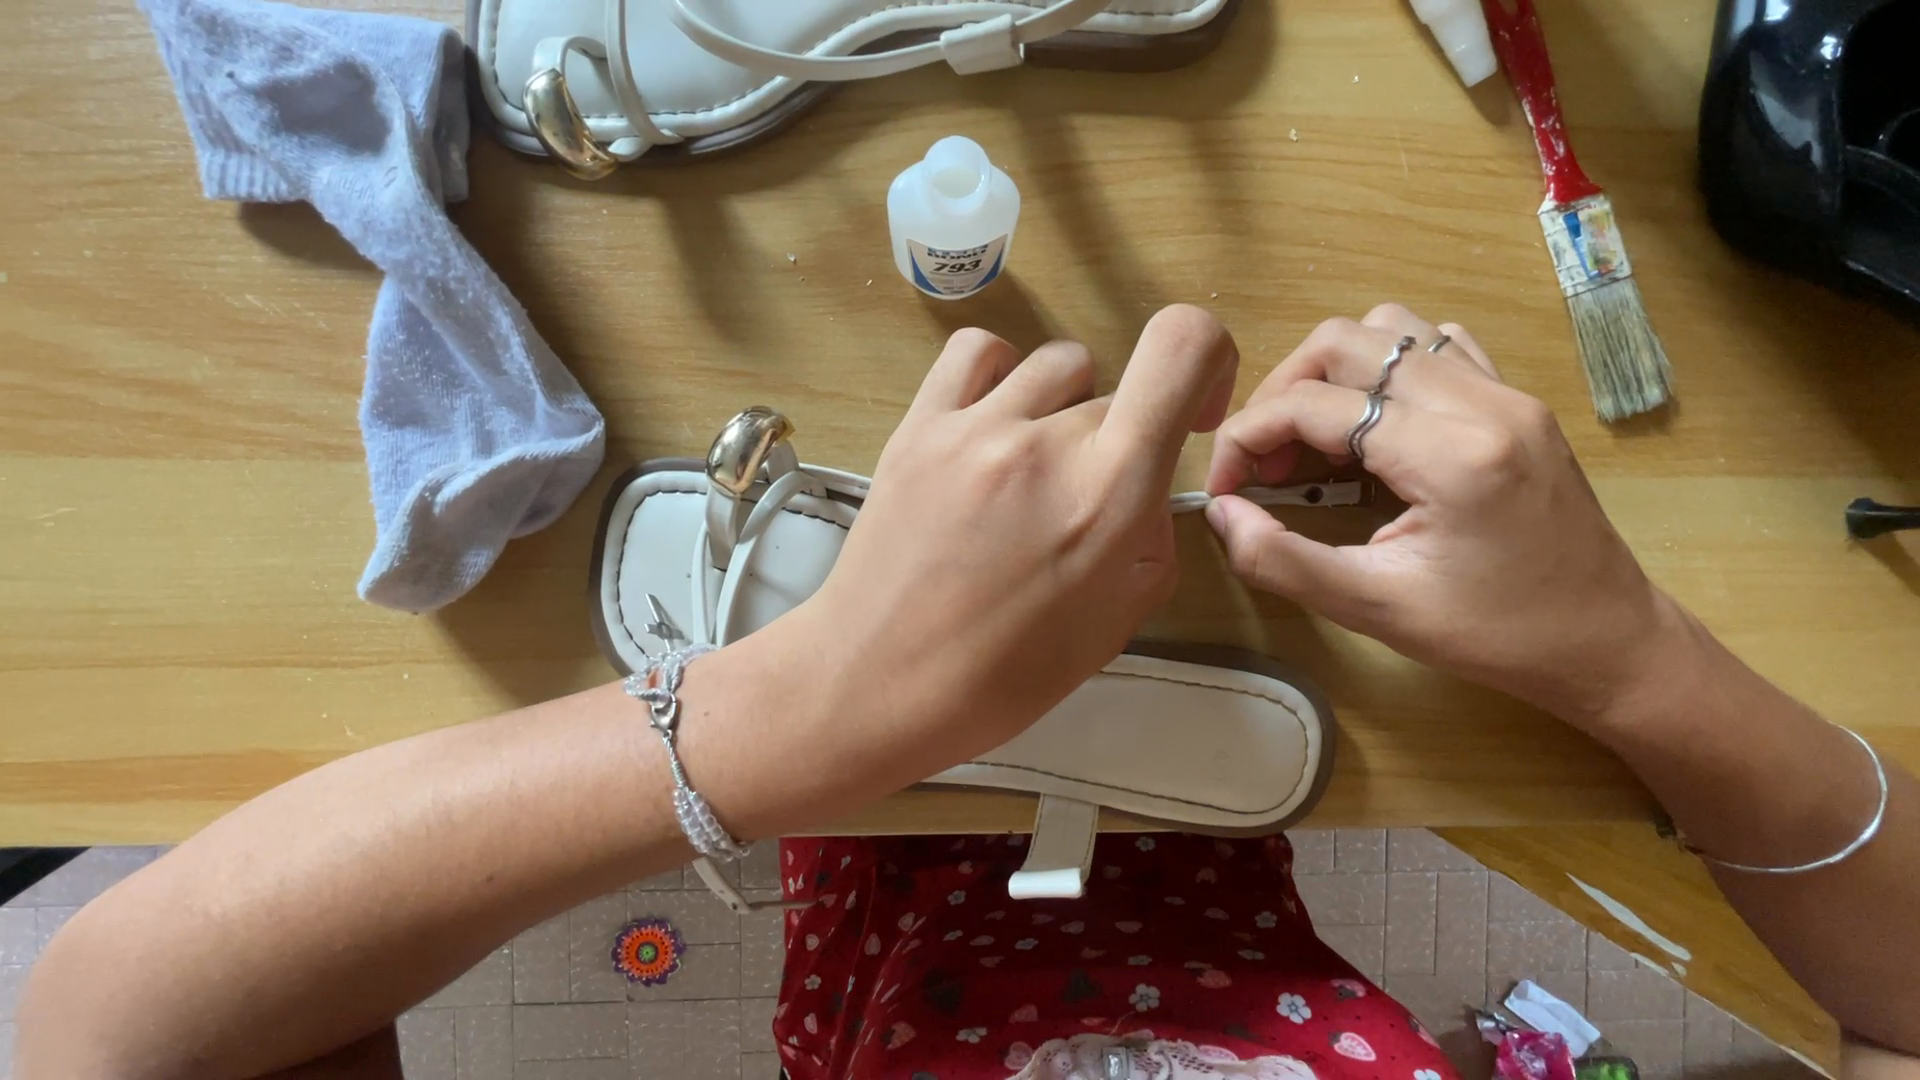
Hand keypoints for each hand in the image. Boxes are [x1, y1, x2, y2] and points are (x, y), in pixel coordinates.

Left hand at [806, 305, 1237, 770]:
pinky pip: (979, 353)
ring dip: (1066, 410)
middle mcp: (1043, 441)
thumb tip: (1144, 484)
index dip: (1209, 360)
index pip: (1183, 346)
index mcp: (1108, 493)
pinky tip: (994, 422)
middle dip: (1119, 441)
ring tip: (1033, 467)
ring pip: (1057, 366)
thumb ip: (1150, 534)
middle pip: (1117, 391)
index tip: (1192, 416)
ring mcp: (972, 425)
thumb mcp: (1118, 619)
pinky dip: (1002, 375)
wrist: (881, 680)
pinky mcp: (918, 425)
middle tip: (1080, 502)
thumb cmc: (1005, 674)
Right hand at [1203, 303, 1678, 723]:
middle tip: (1266, 461)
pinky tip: (1372, 426)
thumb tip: (1219, 514)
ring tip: (1314, 439)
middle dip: (1280, 394)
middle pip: (1343, 342)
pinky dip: (1381, 370)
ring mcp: (1505, 392)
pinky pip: (1434, 345)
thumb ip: (1280, 560)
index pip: (1311, 405)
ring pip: (1389, 328)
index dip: (1245, 437)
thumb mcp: (1373, 609)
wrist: (1609, 643)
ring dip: (1329, 374)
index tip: (1224, 488)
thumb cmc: (1494, 636)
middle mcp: (1482, 400)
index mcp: (1450, 454)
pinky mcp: (1515, 400)